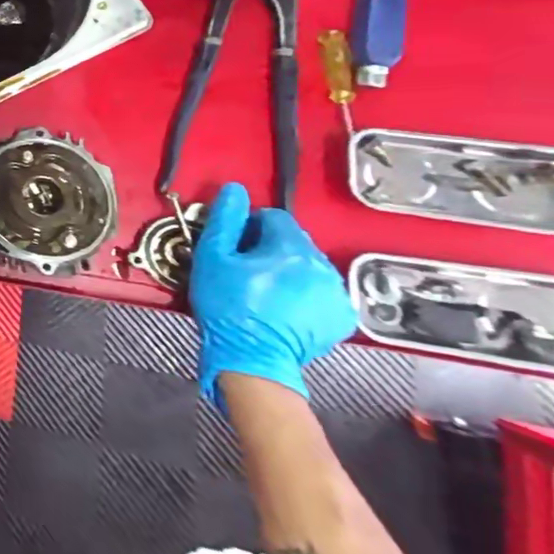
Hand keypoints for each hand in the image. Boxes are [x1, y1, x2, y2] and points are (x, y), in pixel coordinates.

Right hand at [190, 182, 355, 404]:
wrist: (252, 363)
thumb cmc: (228, 309)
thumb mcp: (213, 258)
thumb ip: (225, 219)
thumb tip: (234, 190)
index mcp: (291, 247)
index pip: (273, 217)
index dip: (249, 229)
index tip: (236, 251)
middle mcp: (322, 265)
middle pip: (292, 241)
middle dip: (270, 250)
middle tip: (246, 274)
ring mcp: (335, 293)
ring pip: (307, 266)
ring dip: (288, 272)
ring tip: (263, 293)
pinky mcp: (340, 317)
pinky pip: (320, 292)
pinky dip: (305, 295)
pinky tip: (283, 309)